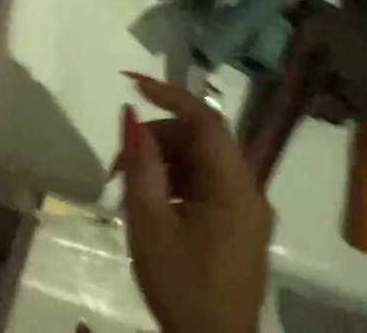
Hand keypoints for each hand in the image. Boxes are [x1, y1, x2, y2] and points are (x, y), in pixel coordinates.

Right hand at [110, 72, 272, 332]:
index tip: (131, 82)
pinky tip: (150, 202)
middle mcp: (249, 193)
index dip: (170, 95)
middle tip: (118, 163)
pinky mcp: (238, 227)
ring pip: (201, 161)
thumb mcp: (149, 221)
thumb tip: (130, 115)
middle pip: (202, 140)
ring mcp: (246, 212)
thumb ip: (140, 163)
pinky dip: (175, 180)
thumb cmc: (180, 283)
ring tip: (128, 185)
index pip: (207, 121)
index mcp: (234, 190)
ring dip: (163, 159)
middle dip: (157, 137)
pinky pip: (206, 184)